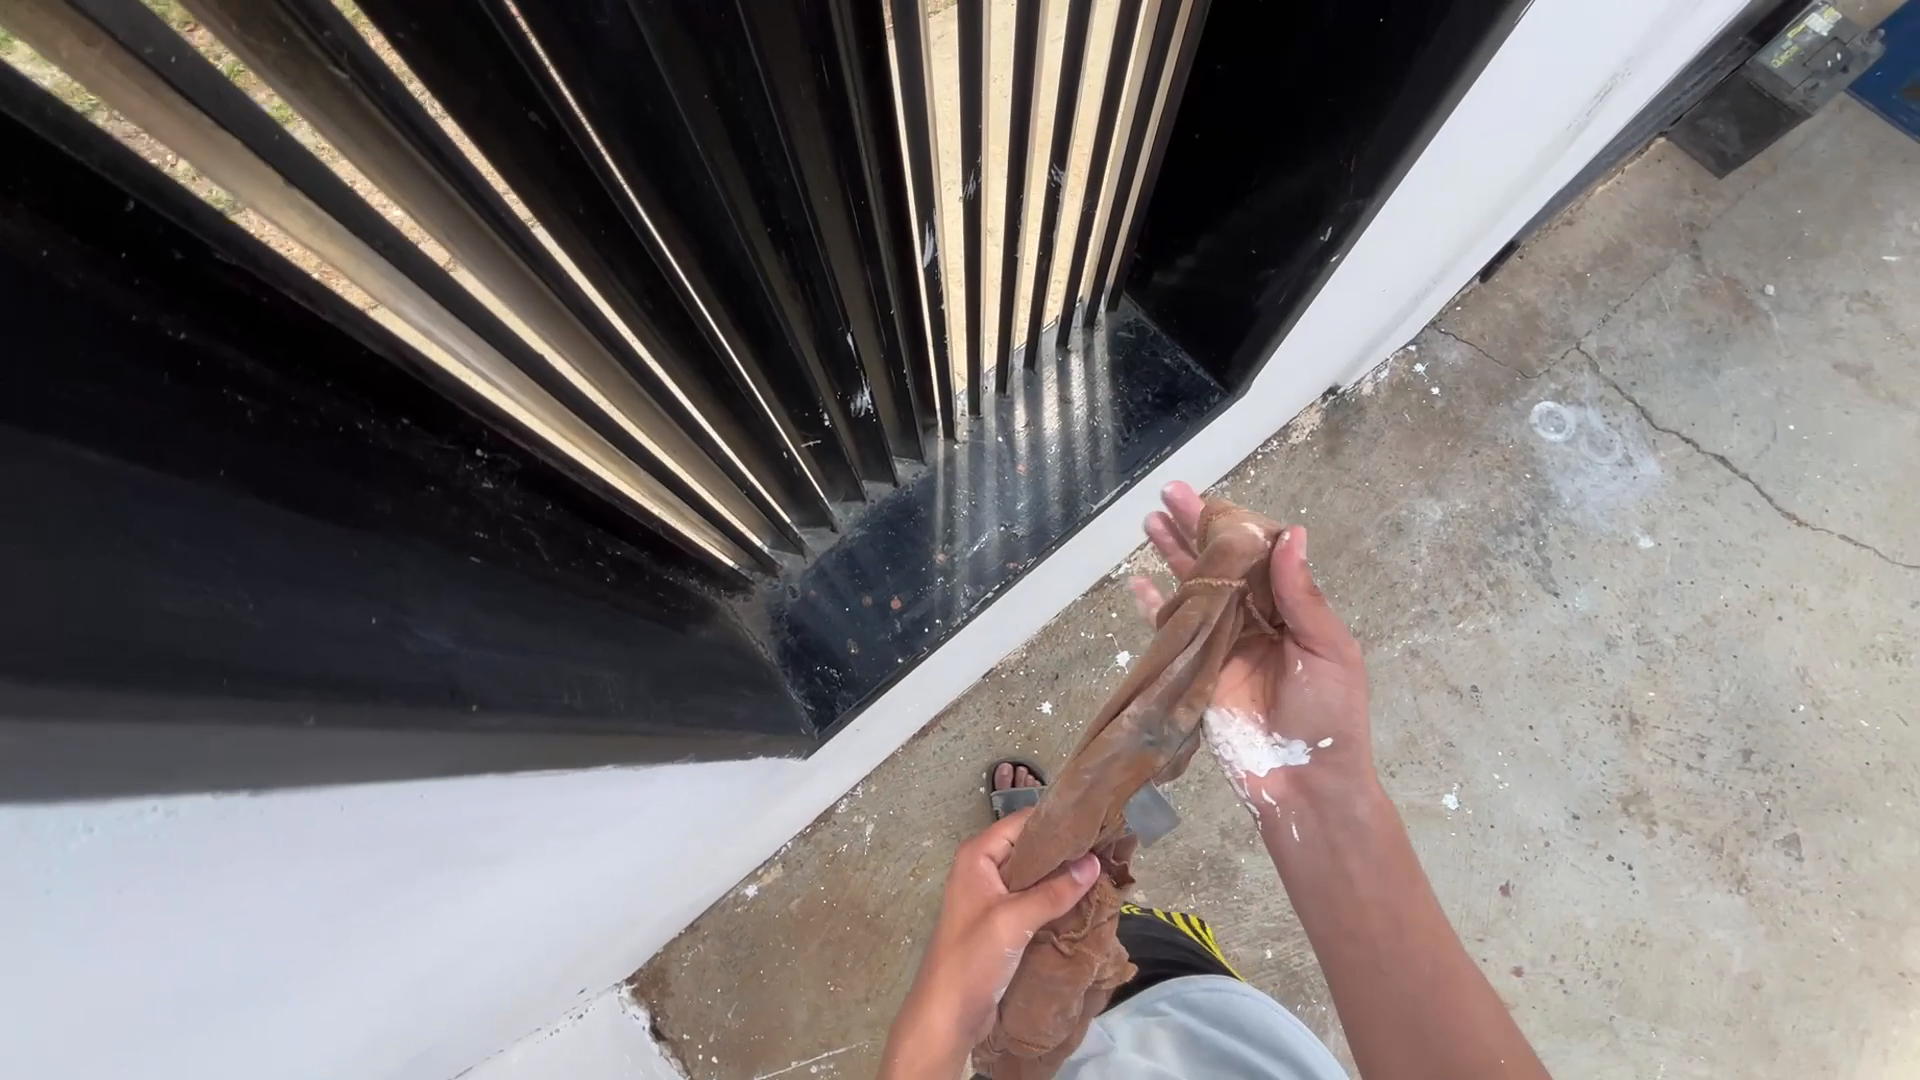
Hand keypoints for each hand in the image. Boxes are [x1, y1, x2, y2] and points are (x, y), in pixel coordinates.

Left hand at [879, 809, 1100, 1077]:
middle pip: (1030, 848)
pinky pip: (1034, 900)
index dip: (1056, 822)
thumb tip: (1095, 863)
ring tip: (1103, 871)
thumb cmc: (971, 959)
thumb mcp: (1013, 920)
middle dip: (1064, 851)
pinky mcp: (1003, 922)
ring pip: (1034, 876)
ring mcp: (993, 896)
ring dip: (1062, 876)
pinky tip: (1084, 901)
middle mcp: (984, 868)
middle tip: (1105, 849)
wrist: (946, 1016)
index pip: (1022, 822)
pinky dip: (1056, 899)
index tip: (1094, 824)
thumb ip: (1054, 892)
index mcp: (977, 855)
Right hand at [1132, 482, 1372, 812]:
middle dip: (1193, 528)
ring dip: (1171, 556)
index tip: (1207, 498)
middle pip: (1217, 564)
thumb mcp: (1328, 650)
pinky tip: (1136, 584)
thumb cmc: (1328, 716)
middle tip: (1167, 494)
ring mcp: (1218, 643)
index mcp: (1287, 608)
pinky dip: (1152, 608)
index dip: (1230, 524)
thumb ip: (1301, 595)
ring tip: (1150, 522)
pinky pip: (1168, 631)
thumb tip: (1290, 531)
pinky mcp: (1192, 669)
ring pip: (1190, 588)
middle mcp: (1251, 618)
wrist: (1303, 783)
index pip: (1254, 554)